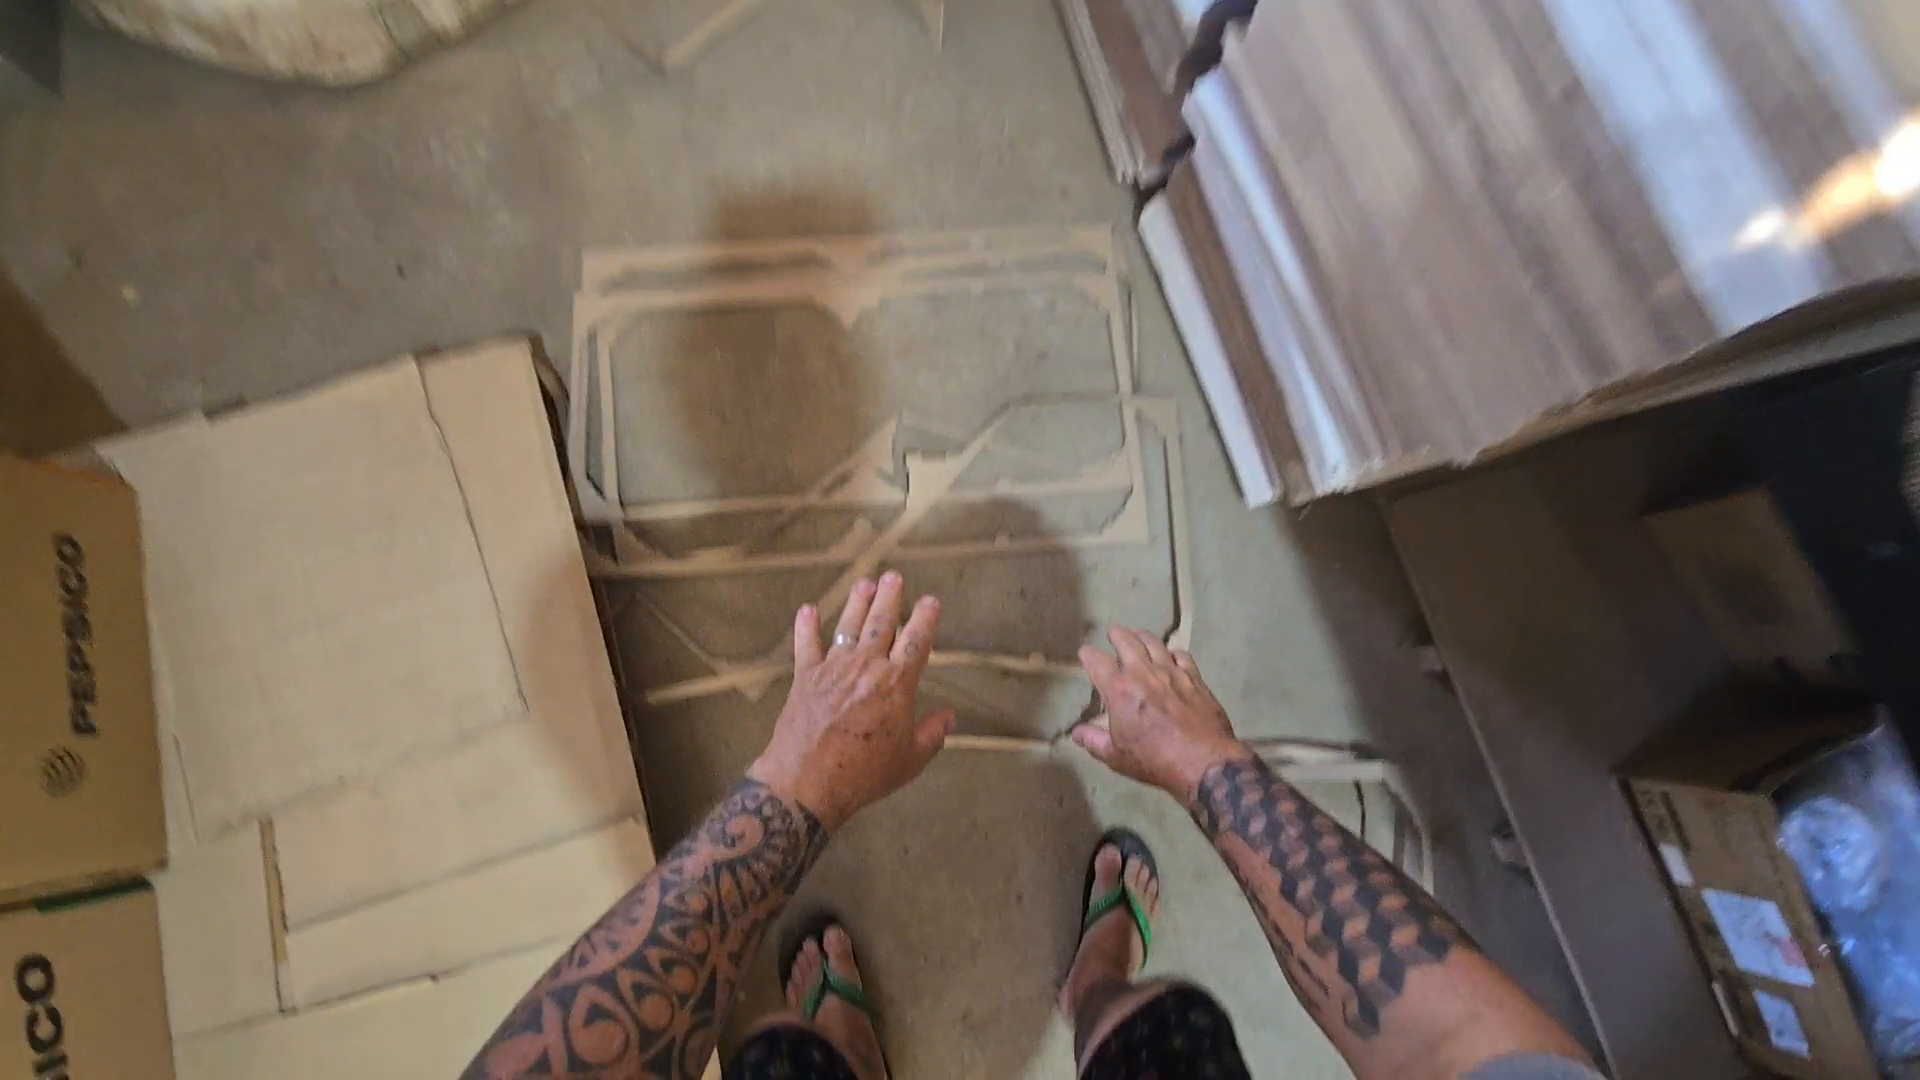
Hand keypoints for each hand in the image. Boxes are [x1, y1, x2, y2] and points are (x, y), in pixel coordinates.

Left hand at [749, 572, 954, 829]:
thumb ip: (932, 734)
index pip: (916, 641)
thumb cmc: (866, 773)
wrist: (808, 782)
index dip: (925, 618)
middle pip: (881, 623)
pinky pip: (806, 646)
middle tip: (894, 576)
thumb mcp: (911, 760)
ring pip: (848, 626)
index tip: (931, 600)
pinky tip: (807, 611)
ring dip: (857, 602)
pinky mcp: (804, 677)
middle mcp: (867, 666)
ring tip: (865, 583)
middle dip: (890, 597)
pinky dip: (806, 628)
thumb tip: (949, 717)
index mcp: (897, 683)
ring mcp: (833, 668)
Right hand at [1072, 627, 1250, 798]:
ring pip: (1154, 643)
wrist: (1203, 762)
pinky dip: (1172, 652)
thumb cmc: (1154, 760)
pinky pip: (1181, 656)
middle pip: (1127, 642)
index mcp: (1119, 690)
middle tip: (1113, 631)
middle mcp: (1143, 673)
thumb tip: (1076, 733)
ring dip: (1142, 636)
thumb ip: (1094, 741)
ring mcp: (1171, 672)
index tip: (1085, 652)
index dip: (1088, 655)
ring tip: (1138, 634)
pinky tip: (1171, 656)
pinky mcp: (1194, 678)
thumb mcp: (1116, 756)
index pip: (1097, 662)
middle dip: (1117, 634)